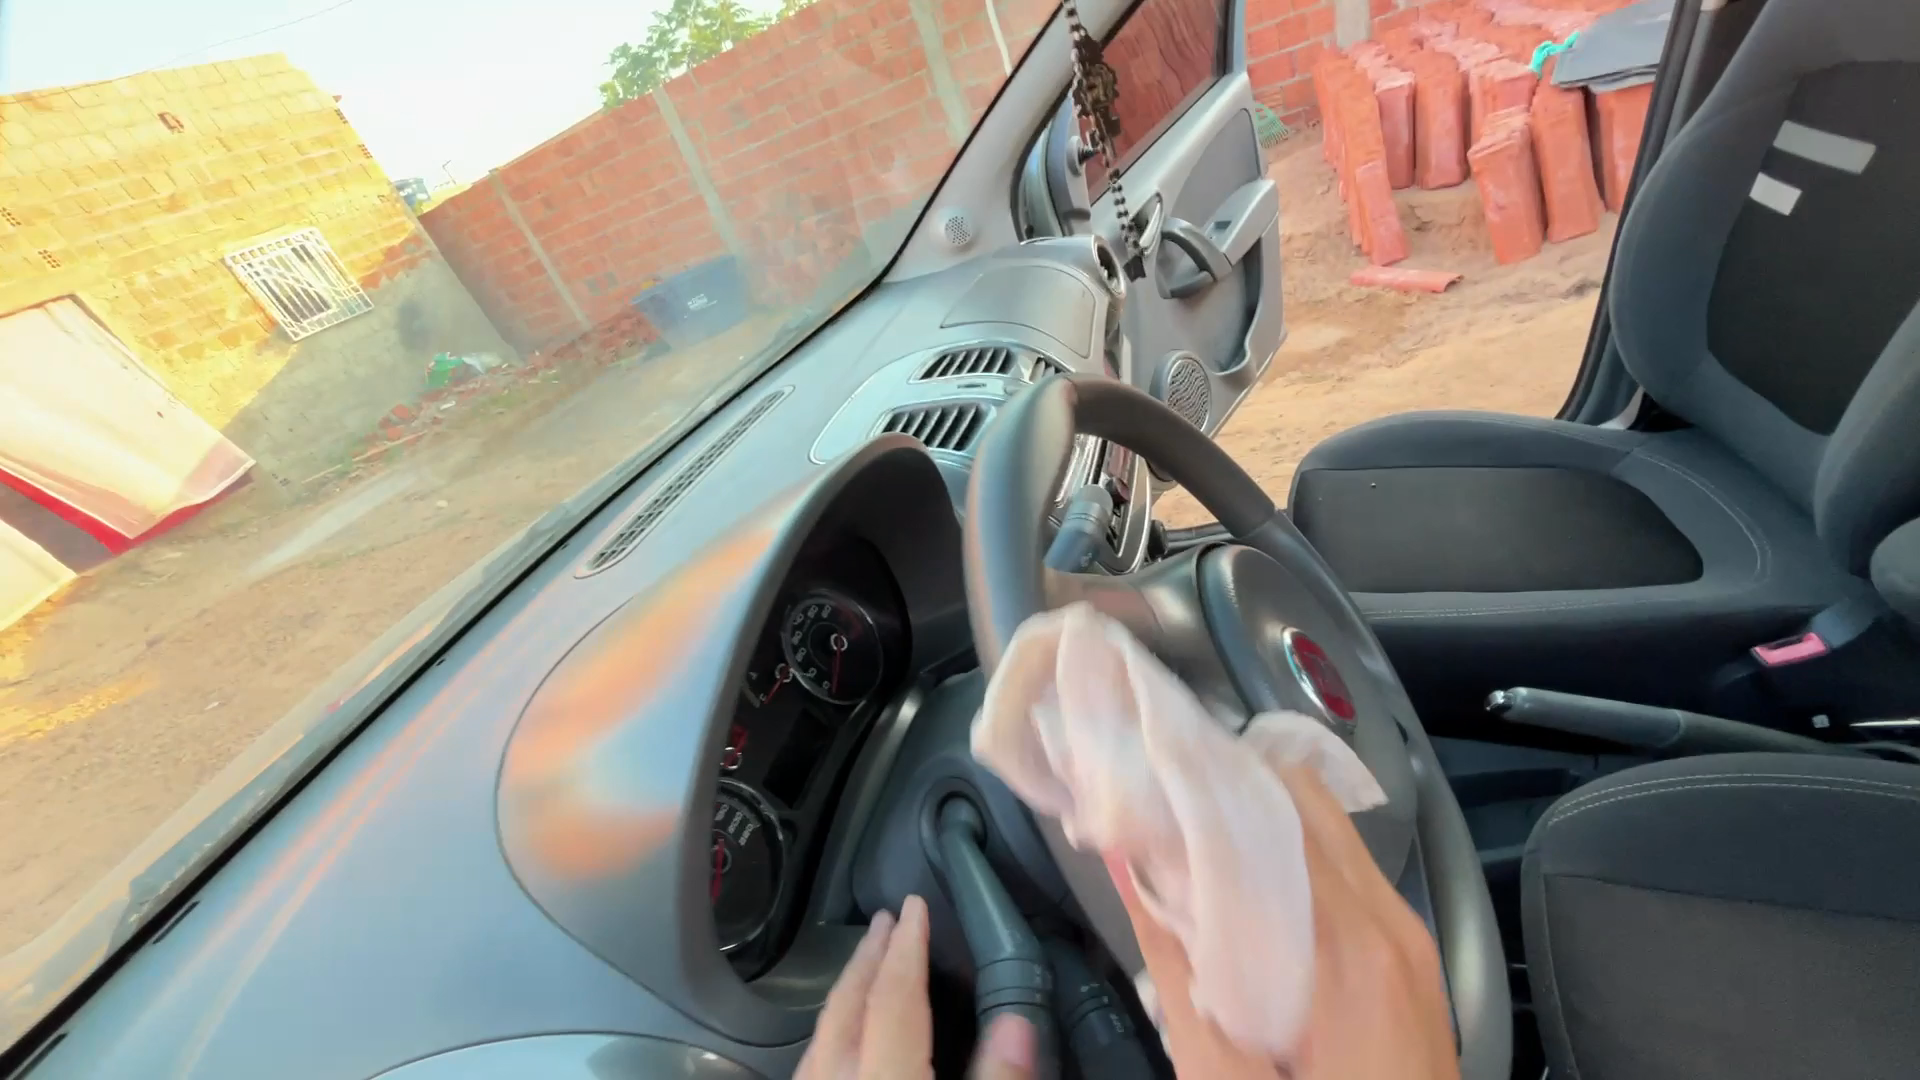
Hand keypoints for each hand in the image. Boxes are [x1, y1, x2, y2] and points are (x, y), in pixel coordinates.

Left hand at [796, 894, 1035, 1079]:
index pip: (894, 998)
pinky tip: (841, 1032)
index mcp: (883, 1077)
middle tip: (887, 918)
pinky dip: (831, 1028)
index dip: (908, 947)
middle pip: (848, 1006)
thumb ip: (996, 1077)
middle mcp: (836, 1079)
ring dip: (847, 987)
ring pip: (822, 1031)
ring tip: (866, 959)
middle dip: (870, 955)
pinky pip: (812, 1060)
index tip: (916, 906)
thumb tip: (1019, 1020)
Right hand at [1111, 768, 1458, 1079]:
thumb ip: (1169, 951)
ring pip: (1327, 832)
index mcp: (1350, 942)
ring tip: (1199, 835)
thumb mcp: (1217, 1066)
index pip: (1277, 809)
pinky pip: (1348, 872)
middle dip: (1235, 792)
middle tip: (1172, 803)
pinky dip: (1293, 858)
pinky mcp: (1411, 956)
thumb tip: (1123, 857)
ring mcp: (1409, 936)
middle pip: (1307, 804)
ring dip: (1261, 823)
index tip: (1157, 777)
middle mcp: (1391, 919)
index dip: (1212, 783)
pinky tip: (1247, 881)